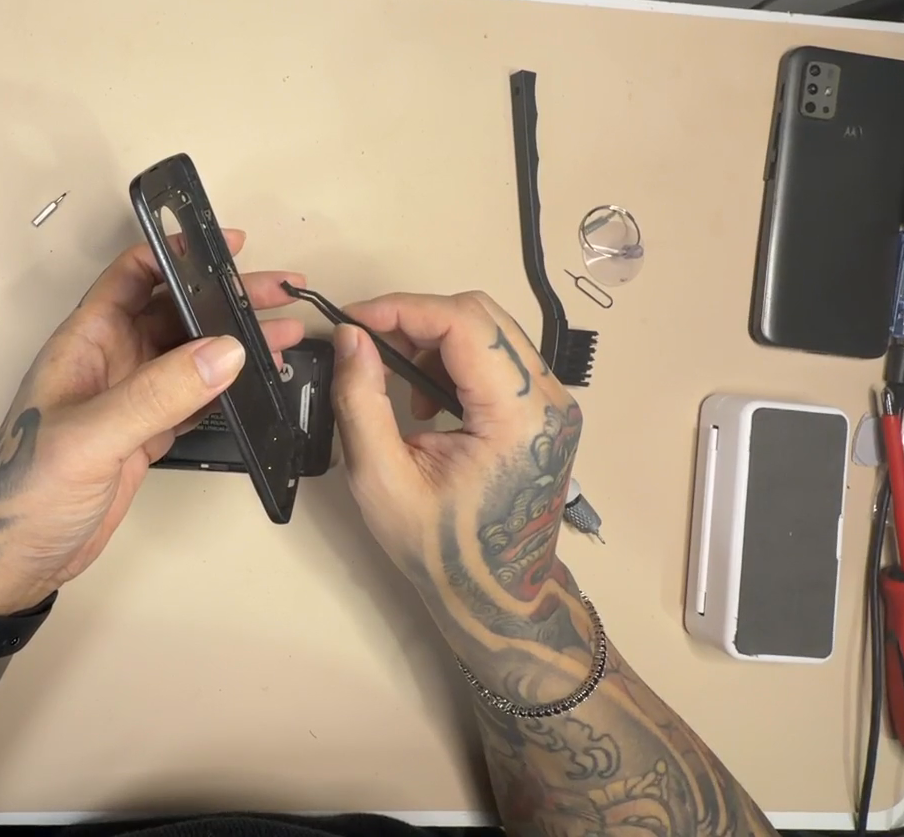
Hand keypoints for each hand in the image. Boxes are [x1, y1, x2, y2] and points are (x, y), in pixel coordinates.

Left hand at [0, 231, 305, 613]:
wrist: (16, 561)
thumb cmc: (29, 490)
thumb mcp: (91, 436)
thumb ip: (157, 394)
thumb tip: (226, 351)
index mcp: (85, 341)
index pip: (132, 277)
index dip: (177, 253)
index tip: (228, 245)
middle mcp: (110, 360)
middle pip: (174, 312)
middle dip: (224, 298)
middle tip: (280, 292)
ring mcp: (130, 397)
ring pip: (189, 354)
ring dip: (234, 342)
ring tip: (286, 335)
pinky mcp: (145, 433)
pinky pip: (192, 396)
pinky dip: (226, 387)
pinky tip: (258, 380)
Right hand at [329, 292, 584, 670]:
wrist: (496, 595)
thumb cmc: (440, 548)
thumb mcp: (380, 476)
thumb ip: (361, 399)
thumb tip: (351, 337)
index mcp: (517, 416)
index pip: (464, 323)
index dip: (401, 308)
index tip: (353, 321)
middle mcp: (548, 399)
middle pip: (480, 314)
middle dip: (414, 316)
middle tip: (367, 344)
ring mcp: (551, 403)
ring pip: (488, 328)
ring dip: (431, 336)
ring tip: (394, 375)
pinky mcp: (542, 410)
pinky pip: (494, 354)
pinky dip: (450, 356)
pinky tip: (425, 397)